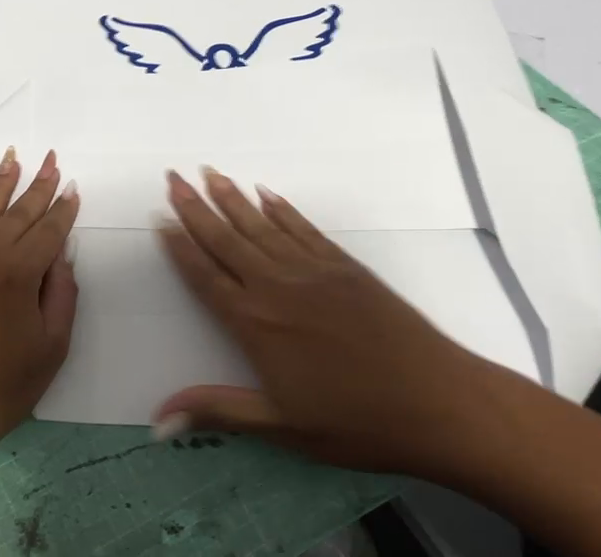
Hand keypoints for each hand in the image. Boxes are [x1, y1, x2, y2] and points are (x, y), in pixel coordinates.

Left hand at [0, 149, 79, 453]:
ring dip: (0, 182)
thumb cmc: (5, 383)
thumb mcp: (52, 345)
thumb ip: (61, 293)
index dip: (63, 209)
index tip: (72, 186)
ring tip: (13, 157)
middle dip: (38, 185)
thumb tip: (62, 253)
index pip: (48, 230)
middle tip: (51, 158)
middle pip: (17, 211)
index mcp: (19, 271)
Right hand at [154, 169, 499, 474]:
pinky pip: (303, 229)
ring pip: (261, 226)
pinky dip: (281, 210)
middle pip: (226, 240)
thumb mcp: (282, 427)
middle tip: (173, 176)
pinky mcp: (346, 268)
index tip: (159, 217)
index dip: (180, 246)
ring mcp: (313, 272)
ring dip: (232, 199)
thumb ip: (218, 411)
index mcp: (255, 323)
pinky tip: (266, 194)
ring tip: (210, 173)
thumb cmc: (357, 423)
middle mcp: (277, 287)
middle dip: (196, 207)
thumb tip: (157, 420)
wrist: (442, 405)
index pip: (205, 275)